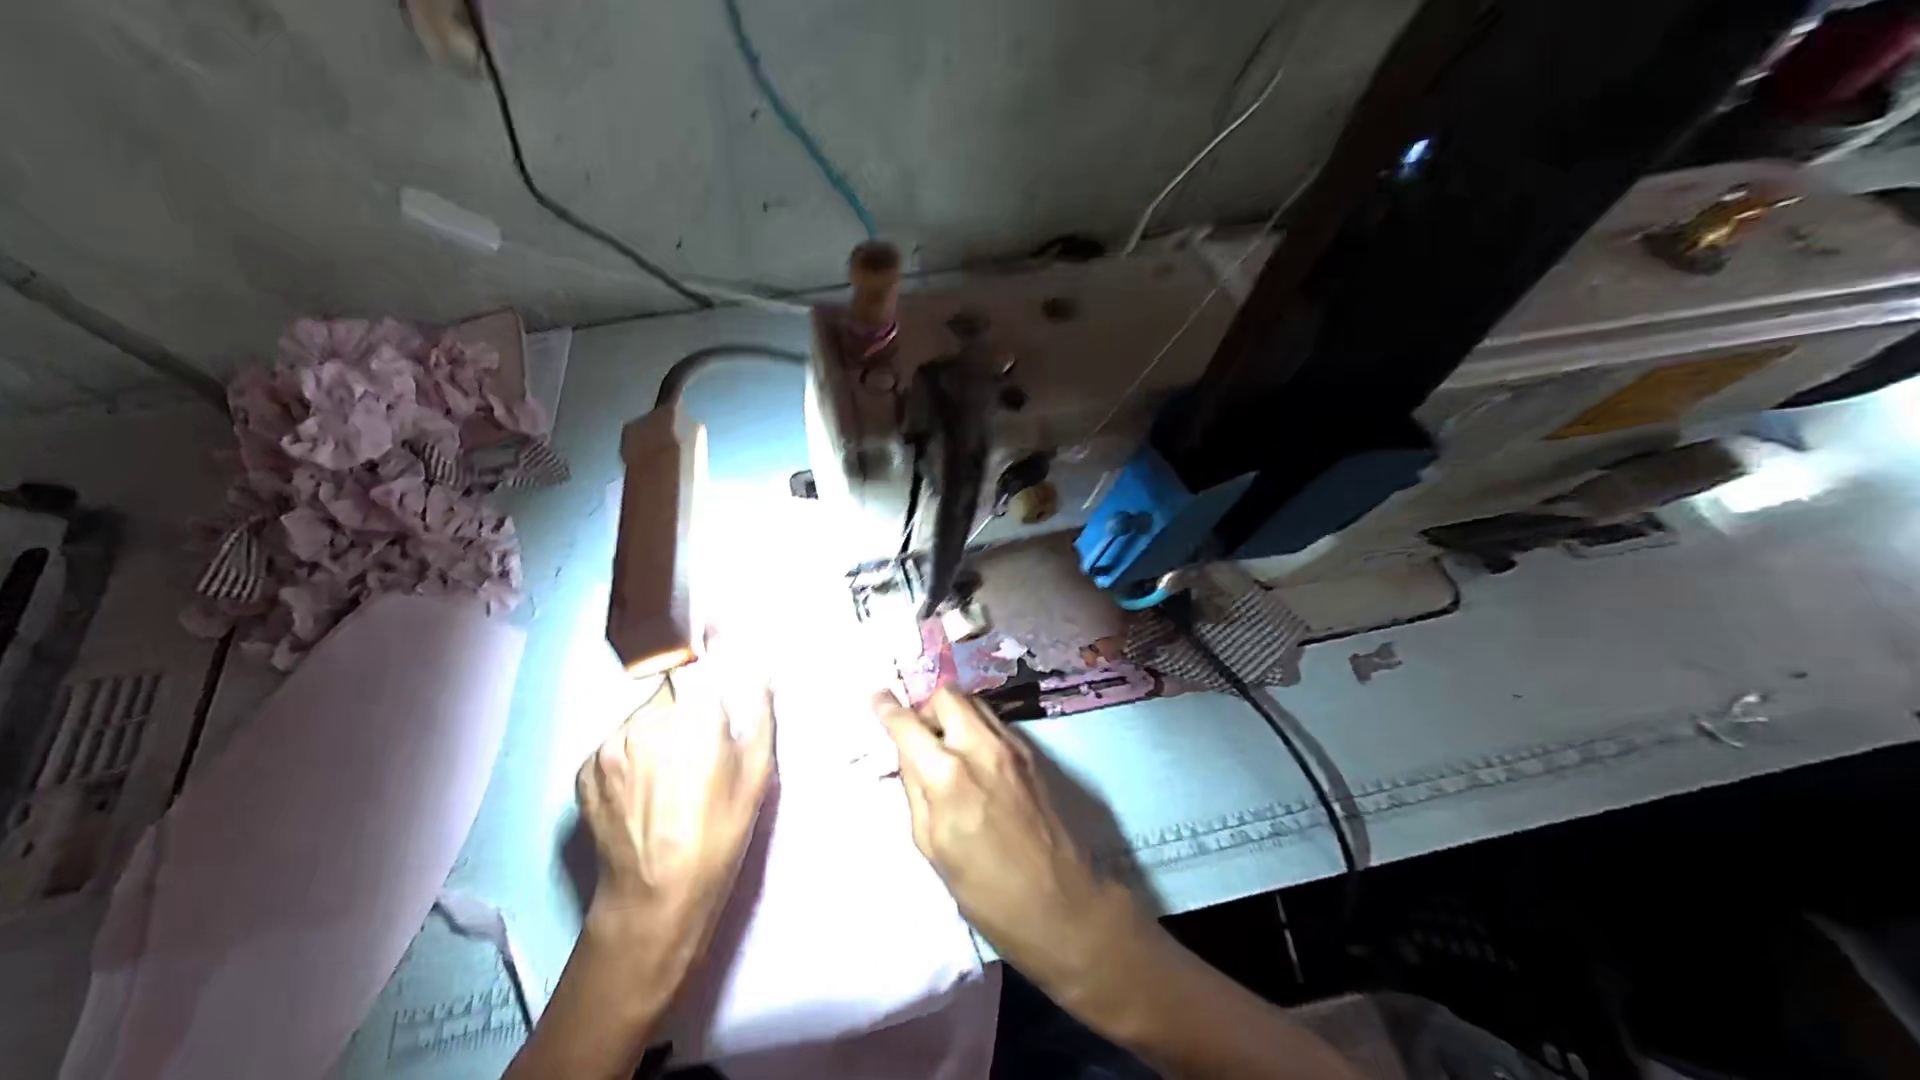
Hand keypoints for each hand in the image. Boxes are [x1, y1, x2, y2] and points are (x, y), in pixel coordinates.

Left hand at [576, 670, 774, 986]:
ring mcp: (609, 744)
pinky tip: (647, 787)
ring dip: (660, 726)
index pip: (692, 657)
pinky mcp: (586, 768)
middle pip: (670, 688)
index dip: (704, 649)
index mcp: (692, 716)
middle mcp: (644, 720)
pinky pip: (617, 742)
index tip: (714, 644)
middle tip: (702, 740)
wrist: (654, 898)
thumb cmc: (720, 834)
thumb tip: (761, 671)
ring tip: (673, 771)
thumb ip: (760, 712)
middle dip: (688, 703)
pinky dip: (634, 751)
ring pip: (641, 715)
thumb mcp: (758, 773)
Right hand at [872, 687, 1149, 1011]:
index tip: (876, 698)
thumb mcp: (931, 846)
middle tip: (918, 735)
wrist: (1060, 903)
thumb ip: (915, 790)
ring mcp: (1012, 747)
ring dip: (952, 714)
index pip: (909, 724)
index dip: (887, 709)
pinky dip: (975, 727)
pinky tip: (972, 759)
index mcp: (949, 777)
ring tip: (945, 746)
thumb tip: (908, 754)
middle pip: (946, 696)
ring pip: (973, 702)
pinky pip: (994, 722)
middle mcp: (982, 748)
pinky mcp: (1031, 754)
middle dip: (925, 707)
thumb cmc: (985, 890)